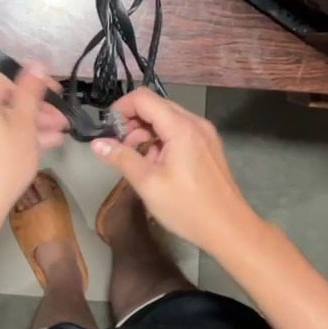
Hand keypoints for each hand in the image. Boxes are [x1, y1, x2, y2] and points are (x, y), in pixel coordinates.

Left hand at [0, 66, 68, 220]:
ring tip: (62, 130)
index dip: (36, 81)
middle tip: (63, 116)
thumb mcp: (24, 124)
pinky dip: (21, 134)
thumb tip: (37, 64)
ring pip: (7, 117)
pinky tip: (49, 141)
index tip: (58, 92)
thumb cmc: (5, 162)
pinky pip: (1, 131)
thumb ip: (30, 91)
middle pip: (9, 98)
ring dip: (34, 122)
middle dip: (38, 106)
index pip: (9, 77)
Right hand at [90, 88, 259, 253]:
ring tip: (135, 158)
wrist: (231, 230)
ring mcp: (205, 134)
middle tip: (119, 146)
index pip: (143, 98)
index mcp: (180, 127)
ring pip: (167, 118)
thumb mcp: (148, 184)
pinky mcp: (208, 146)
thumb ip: (121, 158)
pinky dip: (162, 140)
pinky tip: (156, 164)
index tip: (109, 131)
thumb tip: (96, 143)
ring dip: (146, 132)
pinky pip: (179, 131)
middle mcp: (195, 123)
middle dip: (132, 121)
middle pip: (156, 105)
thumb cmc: (188, 208)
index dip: (121, 108)